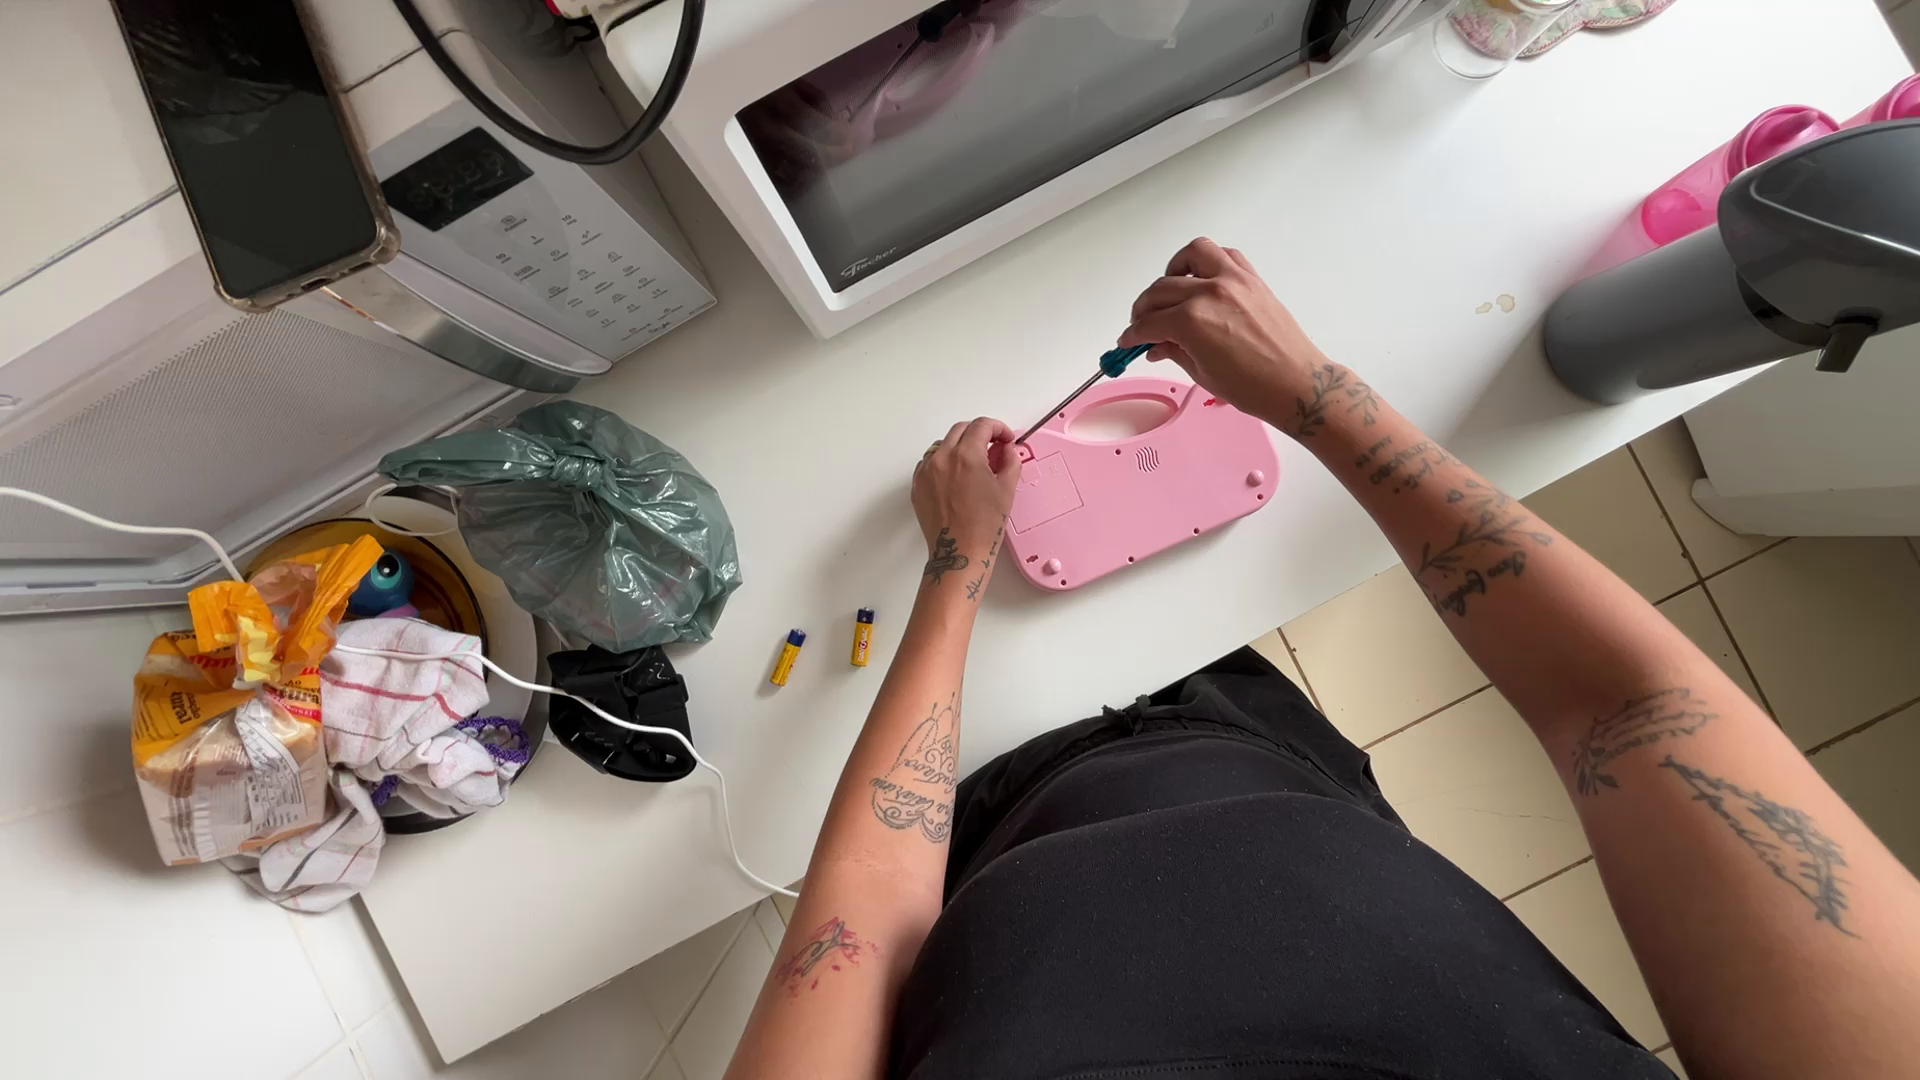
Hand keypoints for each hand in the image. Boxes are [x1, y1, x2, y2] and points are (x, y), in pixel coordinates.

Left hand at [912, 418, 1019, 591]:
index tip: (1005, 438)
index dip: (998, 428)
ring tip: (974, 464)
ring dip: (960, 446)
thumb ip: (1010, 461)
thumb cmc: (983, 527)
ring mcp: (926, 472)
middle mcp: (942, 459)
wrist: (959, 553)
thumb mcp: (1006, 490)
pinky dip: (944, 462)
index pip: (982, 425)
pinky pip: (929, 463)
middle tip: (992, 447)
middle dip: (979, 433)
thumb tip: (1007, 450)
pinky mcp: (917, 485)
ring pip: (943, 445)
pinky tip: (956, 477)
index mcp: (966, 456)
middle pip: (961, 430)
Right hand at [1118, 238, 1347, 437]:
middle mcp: (1210, 293)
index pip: (1148, 323)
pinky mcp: (1251, 278)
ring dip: (1172, 271)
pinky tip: (1199, 281)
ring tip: (1169, 292)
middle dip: (1144, 309)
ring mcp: (1233, 281)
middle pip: (1160, 290)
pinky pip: (1222, 254)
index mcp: (1192, 322)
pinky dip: (1205, 262)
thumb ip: (1172, 352)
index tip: (1127, 341)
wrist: (1293, 382)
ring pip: (1190, 255)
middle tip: (1141, 324)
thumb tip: (1155, 346)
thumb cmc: (1252, 385)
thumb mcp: (1200, 373)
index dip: (1132, 335)